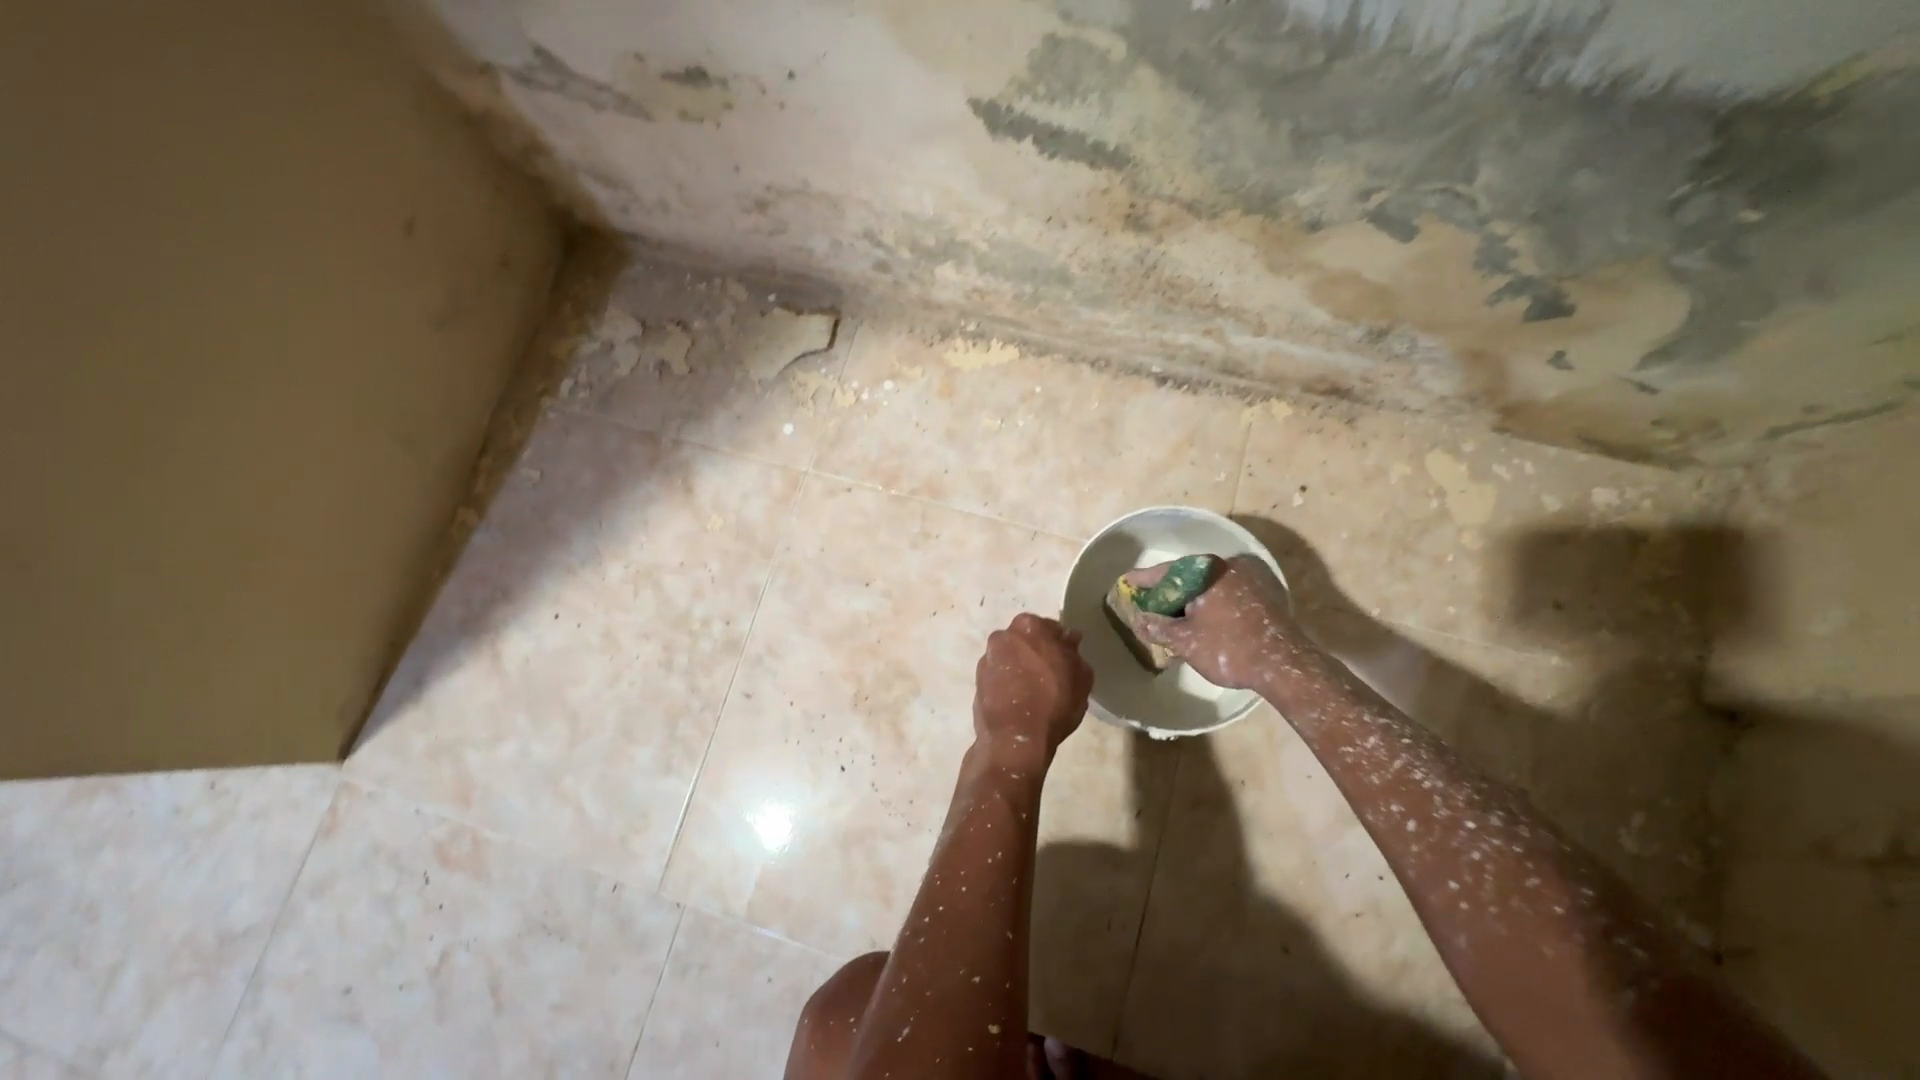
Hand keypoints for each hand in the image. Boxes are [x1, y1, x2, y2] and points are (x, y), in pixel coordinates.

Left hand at [973, 614, 1092, 767]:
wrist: (1015, 740)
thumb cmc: (1053, 703)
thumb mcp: (1080, 677)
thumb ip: (1074, 652)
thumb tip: (1069, 638)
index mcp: (1028, 626)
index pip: (1048, 627)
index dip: (1059, 643)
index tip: (1066, 659)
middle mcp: (1001, 637)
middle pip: (1025, 641)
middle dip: (1036, 654)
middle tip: (1052, 676)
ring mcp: (986, 661)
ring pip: (1010, 659)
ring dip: (1020, 670)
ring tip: (1036, 693)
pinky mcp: (977, 684)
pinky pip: (1000, 679)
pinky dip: (1009, 686)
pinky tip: (1021, 703)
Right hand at [1124, 554, 1305, 690]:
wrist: (1284, 664)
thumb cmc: (1229, 649)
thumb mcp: (1185, 641)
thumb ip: (1157, 627)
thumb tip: (1138, 620)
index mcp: (1206, 571)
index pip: (1166, 572)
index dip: (1144, 579)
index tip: (1127, 581)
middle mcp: (1228, 567)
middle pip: (1188, 576)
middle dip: (1168, 591)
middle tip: (1149, 603)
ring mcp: (1250, 579)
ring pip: (1209, 586)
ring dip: (1191, 599)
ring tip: (1174, 615)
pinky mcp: (1264, 595)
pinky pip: (1226, 593)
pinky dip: (1210, 603)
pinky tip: (1203, 619)